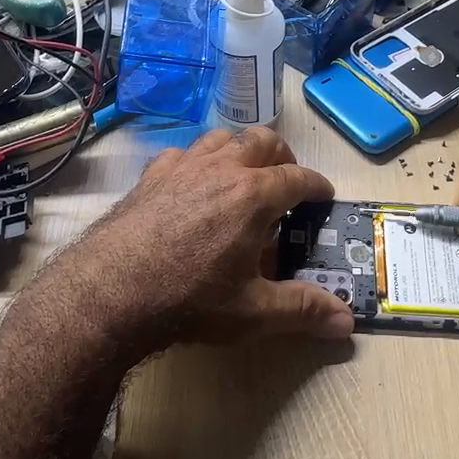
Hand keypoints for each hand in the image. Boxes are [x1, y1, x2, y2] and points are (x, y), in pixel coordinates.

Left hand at [54, 127, 354, 350]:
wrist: (110, 291)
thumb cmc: (189, 299)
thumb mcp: (253, 312)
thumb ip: (302, 310)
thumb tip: (347, 322)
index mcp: (255, 195)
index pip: (299, 177)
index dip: (317, 185)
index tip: (324, 195)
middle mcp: (223, 168)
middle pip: (263, 140)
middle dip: (283, 156)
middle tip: (288, 180)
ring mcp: (184, 165)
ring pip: (223, 137)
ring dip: (241, 150)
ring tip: (244, 174)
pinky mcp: (152, 174)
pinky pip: (184, 153)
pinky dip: (199, 161)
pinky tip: (193, 184)